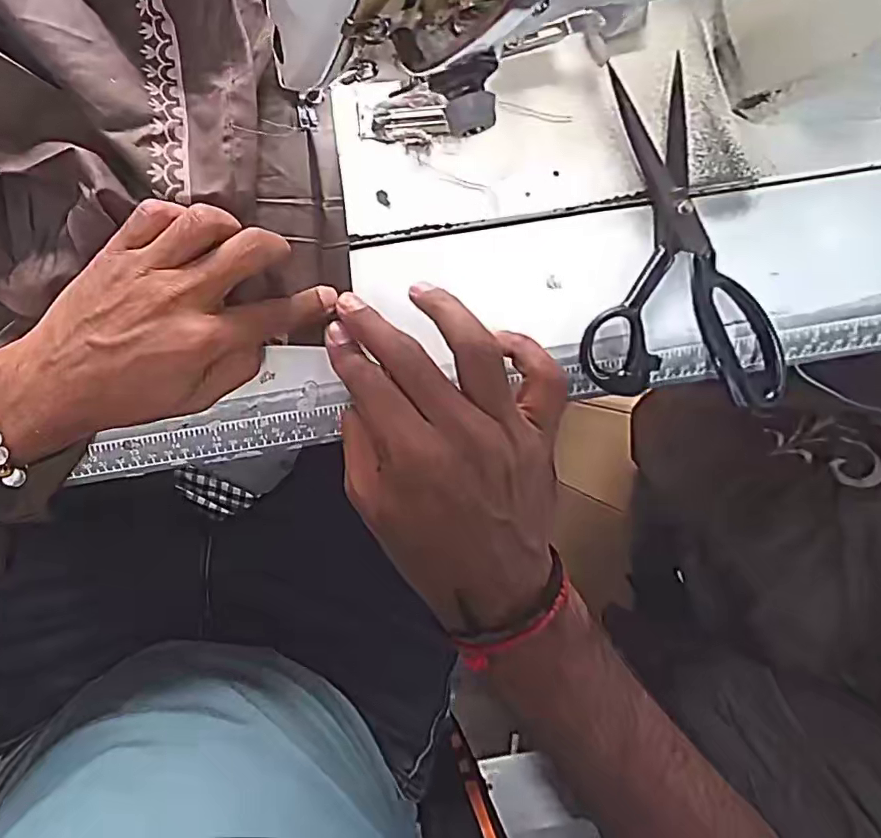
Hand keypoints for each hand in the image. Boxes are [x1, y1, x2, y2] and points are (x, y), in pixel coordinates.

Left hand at [0, 200, 336, 460]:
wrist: (54, 383)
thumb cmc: (113, 396)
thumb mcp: (188, 401)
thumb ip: (233, 370)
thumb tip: (260, 344)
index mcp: (200, 339)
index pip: (271, 314)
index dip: (305, 304)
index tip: (318, 296)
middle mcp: (179, 297)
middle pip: (249, 251)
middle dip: (276, 250)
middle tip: (274, 258)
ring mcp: (146, 269)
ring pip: (206, 222)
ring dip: (229, 226)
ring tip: (230, 239)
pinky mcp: (118, 253)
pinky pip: (155, 214)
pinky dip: (176, 215)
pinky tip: (182, 231)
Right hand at [325, 285, 569, 635]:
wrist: (498, 588)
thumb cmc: (433, 552)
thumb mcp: (371, 505)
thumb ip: (358, 446)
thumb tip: (356, 399)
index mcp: (414, 457)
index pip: (370, 384)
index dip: (347, 353)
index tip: (337, 335)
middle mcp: (461, 435)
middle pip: (410, 359)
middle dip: (372, 325)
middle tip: (354, 306)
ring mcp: (506, 431)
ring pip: (477, 351)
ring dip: (445, 313)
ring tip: (421, 292)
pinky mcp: (539, 434)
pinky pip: (544, 378)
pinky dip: (525, 348)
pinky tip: (497, 335)